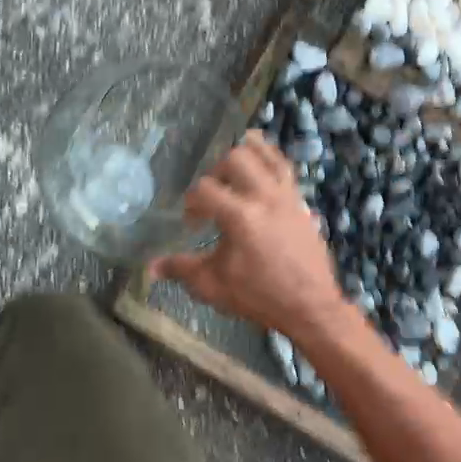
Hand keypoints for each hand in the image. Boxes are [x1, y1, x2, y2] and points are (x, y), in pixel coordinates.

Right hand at [151, 132, 351, 335]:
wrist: (309, 306)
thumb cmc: (258, 296)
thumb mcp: (212, 286)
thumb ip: (181, 269)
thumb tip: (151, 268)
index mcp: (240, 217)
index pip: (205, 190)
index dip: (191, 202)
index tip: (192, 222)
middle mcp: (264, 198)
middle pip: (235, 158)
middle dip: (216, 172)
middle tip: (212, 195)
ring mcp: (287, 197)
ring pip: (265, 155)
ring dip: (244, 156)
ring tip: (232, 171)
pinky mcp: (300, 202)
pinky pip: (285, 168)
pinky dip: (269, 161)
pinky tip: (259, 170)